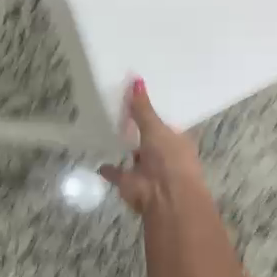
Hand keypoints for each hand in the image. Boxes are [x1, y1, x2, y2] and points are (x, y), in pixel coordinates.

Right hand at [97, 78, 205, 214]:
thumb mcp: (156, 128)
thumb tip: (136, 79)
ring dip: (126, 149)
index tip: (140, 97)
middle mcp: (164, 155)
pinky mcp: (129, 182)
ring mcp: (146, 170)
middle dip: (139, 129)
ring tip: (110, 132)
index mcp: (177, 141)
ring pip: (134, 156)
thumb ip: (143, 108)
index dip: (154, 112)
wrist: (165, 197)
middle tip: (121, 110)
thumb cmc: (169, 159)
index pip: (166, 123)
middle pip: (149, 138)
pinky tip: (99, 162)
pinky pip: (116, 172)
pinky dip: (109, 169)